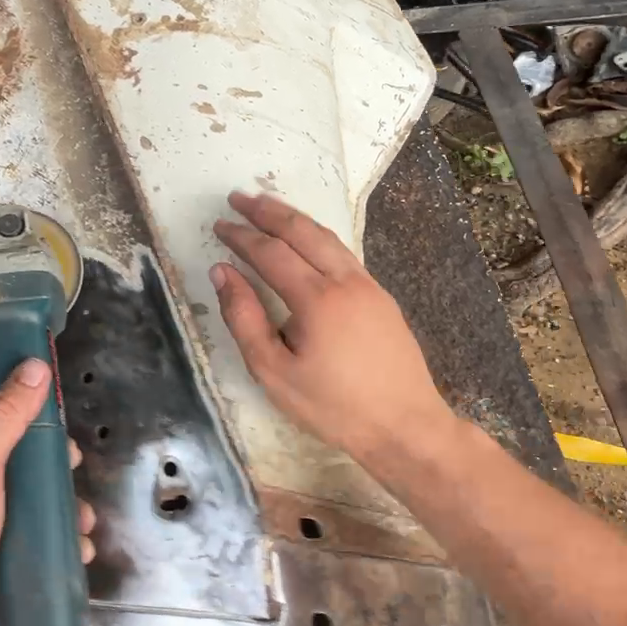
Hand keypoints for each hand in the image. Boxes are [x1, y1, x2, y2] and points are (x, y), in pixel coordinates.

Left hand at [0, 359, 94, 625]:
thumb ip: (5, 417)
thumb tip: (34, 365)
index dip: (10, 393)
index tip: (49, 396)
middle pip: (8, 450)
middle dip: (46, 457)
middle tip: (75, 464)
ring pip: (20, 495)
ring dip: (55, 503)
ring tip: (85, 521)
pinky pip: (20, 533)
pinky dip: (48, 536)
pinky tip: (75, 549)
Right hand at [209, 192, 458, 464]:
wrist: (408, 428)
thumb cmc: (333, 406)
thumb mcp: (273, 370)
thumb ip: (243, 318)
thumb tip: (222, 272)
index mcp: (317, 299)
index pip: (270, 253)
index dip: (241, 237)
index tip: (218, 225)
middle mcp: (345, 282)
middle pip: (302, 233)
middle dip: (268, 212)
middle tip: (239, 197)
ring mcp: (368, 287)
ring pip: (327, 238)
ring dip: (294, 218)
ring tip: (268, 206)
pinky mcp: (381, 298)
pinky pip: (343, 253)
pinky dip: (316, 236)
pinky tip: (306, 239)